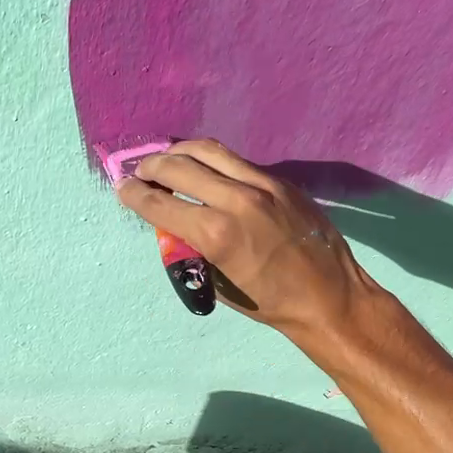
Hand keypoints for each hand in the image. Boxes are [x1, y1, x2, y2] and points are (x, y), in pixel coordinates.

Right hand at [115, 138, 386, 353]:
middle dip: (150, 167)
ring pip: (208, 150)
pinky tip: (203, 168)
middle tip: (139, 172)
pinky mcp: (281, 181)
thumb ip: (190, 246)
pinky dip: (210, 161)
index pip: (159, 203)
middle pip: (178, 166)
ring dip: (178, 152)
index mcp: (215, 234)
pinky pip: (236, 160)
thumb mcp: (216, 282)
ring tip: (166, 160)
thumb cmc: (267, 302)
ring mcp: (263, 185)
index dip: (133, 194)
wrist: (330, 297)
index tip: (122, 189)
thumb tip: (172, 222)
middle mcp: (236, 200)